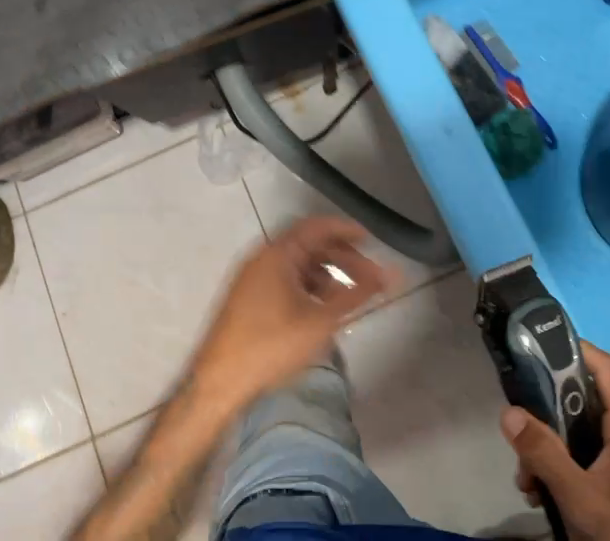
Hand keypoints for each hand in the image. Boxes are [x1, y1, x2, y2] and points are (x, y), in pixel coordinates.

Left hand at [189, 217, 394, 411]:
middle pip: (308, 245)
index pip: (316, 227)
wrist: (219, 381)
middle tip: (369, 276)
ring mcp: (252, 278)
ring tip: (349, 296)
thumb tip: (390, 274)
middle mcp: (262, 258)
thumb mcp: (320, 321)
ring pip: (296, 265)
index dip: (346, 230)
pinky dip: (308, 287)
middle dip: (341, 257)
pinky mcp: (248, 299)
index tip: (372, 240)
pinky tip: (321, 310)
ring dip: (325, 274)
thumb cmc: (271, 346)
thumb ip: (357, 294)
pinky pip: (284, 280)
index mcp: (277, 254)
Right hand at [502, 343, 609, 540]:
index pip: (603, 367)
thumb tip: (507, 411)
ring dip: (546, 448)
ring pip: (576, 431)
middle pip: (581, 399)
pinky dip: (558, 468)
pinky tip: (539, 495)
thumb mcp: (582, 500)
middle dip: (544, 413)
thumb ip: (546, 455)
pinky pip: (582, 457)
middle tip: (517, 431)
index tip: (529, 348)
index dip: (570, 349)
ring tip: (526, 481)